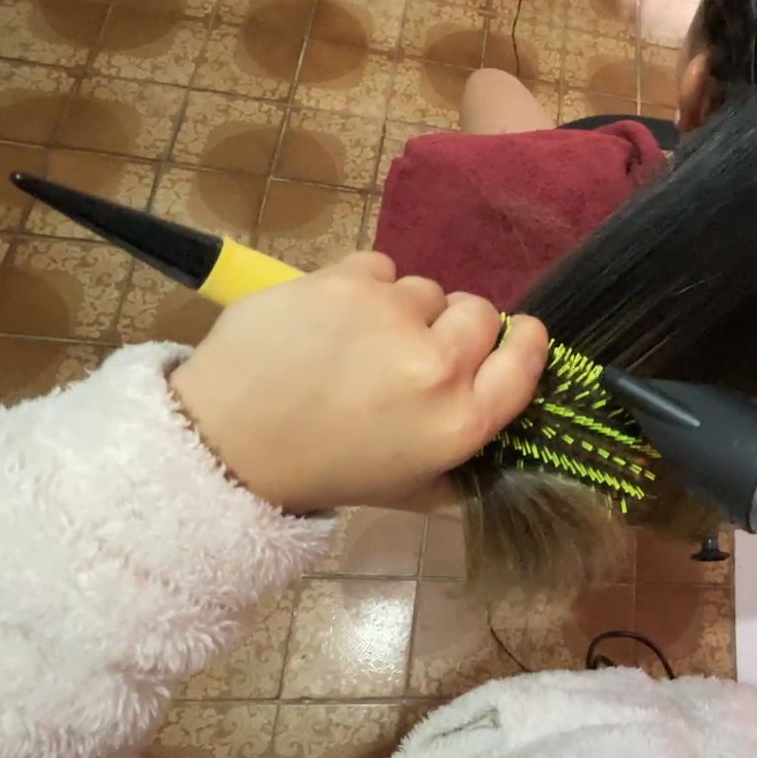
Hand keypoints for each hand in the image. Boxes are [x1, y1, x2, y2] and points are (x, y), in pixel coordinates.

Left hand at [168, 252, 548, 513]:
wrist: (230, 444)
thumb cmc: (331, 470)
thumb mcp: (414, 489)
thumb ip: (469, 466)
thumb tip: (510, 437)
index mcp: (461, 421)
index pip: (526, 357)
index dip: (525, 338)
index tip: (513, 334)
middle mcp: (437, 366)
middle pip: (480, 312)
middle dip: (456, 325)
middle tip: (417, 348)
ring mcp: (391, 317)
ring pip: (426, 289)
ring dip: (406, 309)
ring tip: (363, 339)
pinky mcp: (345, 283)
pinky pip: (381, 268)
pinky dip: (365, 287)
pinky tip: (336, 318)